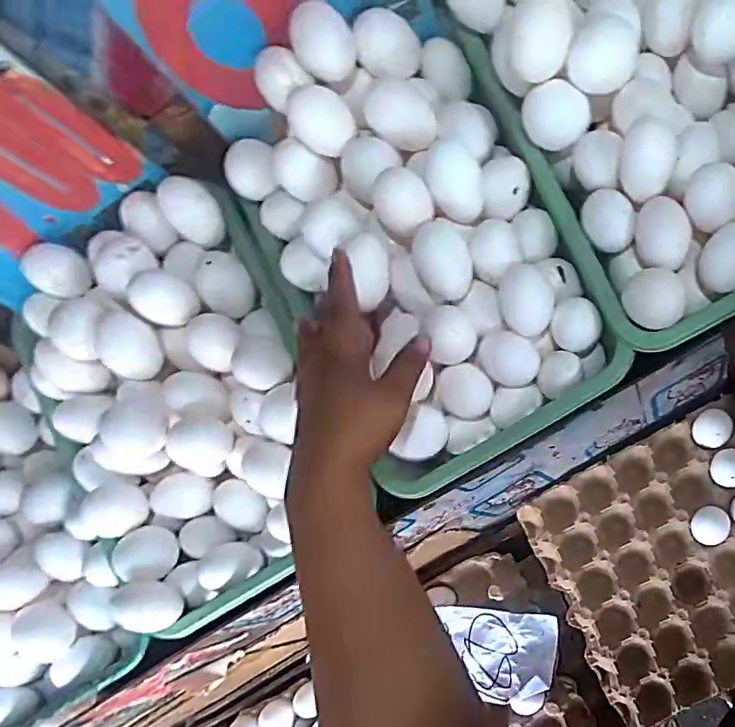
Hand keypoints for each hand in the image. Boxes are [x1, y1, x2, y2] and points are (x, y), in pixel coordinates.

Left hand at [291, 250, 428, 486]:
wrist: (326, 464)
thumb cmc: (361, 426)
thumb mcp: (393, 396)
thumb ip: (407, 367)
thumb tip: (422, 338)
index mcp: (343, 352)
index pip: (344, 308)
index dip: (343, 282)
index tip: (340, 254)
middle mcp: (323, 359)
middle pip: (326, 322)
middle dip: (333, 302)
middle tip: (337, 286)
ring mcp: (313, 380)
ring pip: (314, 342)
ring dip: (318, 325)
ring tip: (316, 314)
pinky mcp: (311, 398)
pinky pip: (313, 361)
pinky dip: (317, 350)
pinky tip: (318, 359)